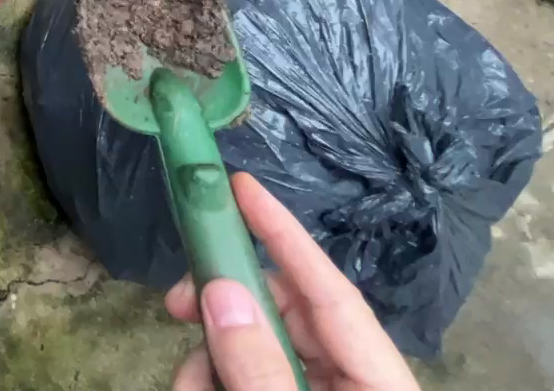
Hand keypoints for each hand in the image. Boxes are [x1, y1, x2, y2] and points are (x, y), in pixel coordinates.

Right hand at [166, 174, 418, 390]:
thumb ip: (260, 367)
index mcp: (377, 383)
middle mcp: (349, 380)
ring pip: (249, 346)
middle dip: (220, 305)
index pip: (331, 291)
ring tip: (186, 387)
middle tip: (175, 304)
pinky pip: (241, 374)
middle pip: (279, 314)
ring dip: (206, 356)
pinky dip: (209, 378)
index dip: (284, 233)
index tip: (240, 183)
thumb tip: (220, 289)